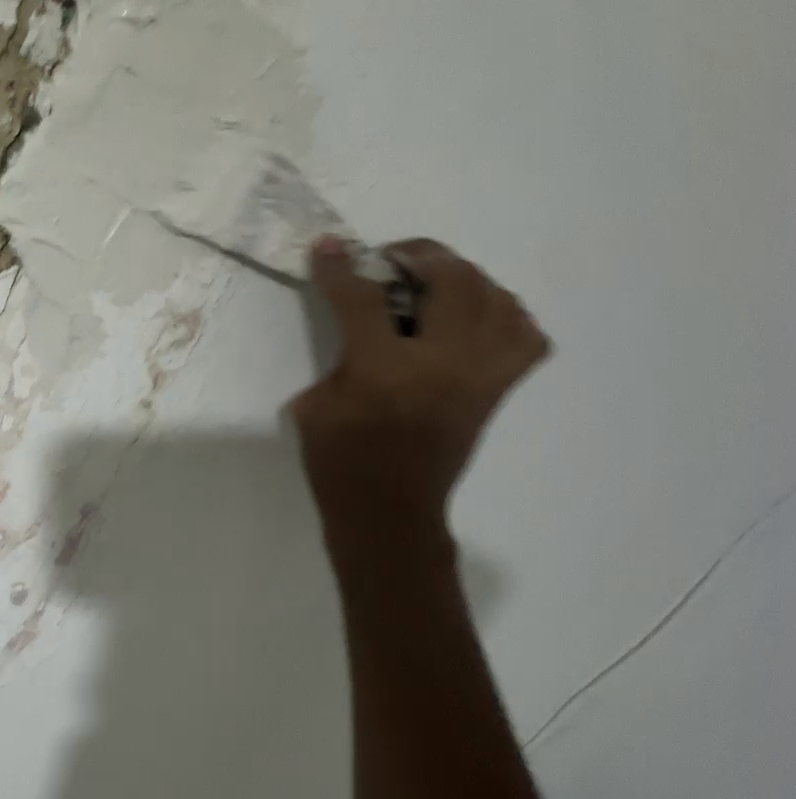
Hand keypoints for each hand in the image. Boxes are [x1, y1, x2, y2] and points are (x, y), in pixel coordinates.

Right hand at [294, 236, 549, 533]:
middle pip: (450, 280)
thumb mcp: (316, 408)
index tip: (328, 246)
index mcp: (383, 372)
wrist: (387, 510)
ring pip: (493, 296)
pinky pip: (523, 332)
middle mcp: (443, 363)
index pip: (364, 302)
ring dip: (461, 276)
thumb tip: (361, 325)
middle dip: (417, 256)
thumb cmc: (338, 463)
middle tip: (390, 257)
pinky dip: (503, 313)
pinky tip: (475, 316)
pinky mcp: (499, 386)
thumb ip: (339, 359)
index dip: (343, 269)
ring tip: (432, 279)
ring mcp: (481, 373)